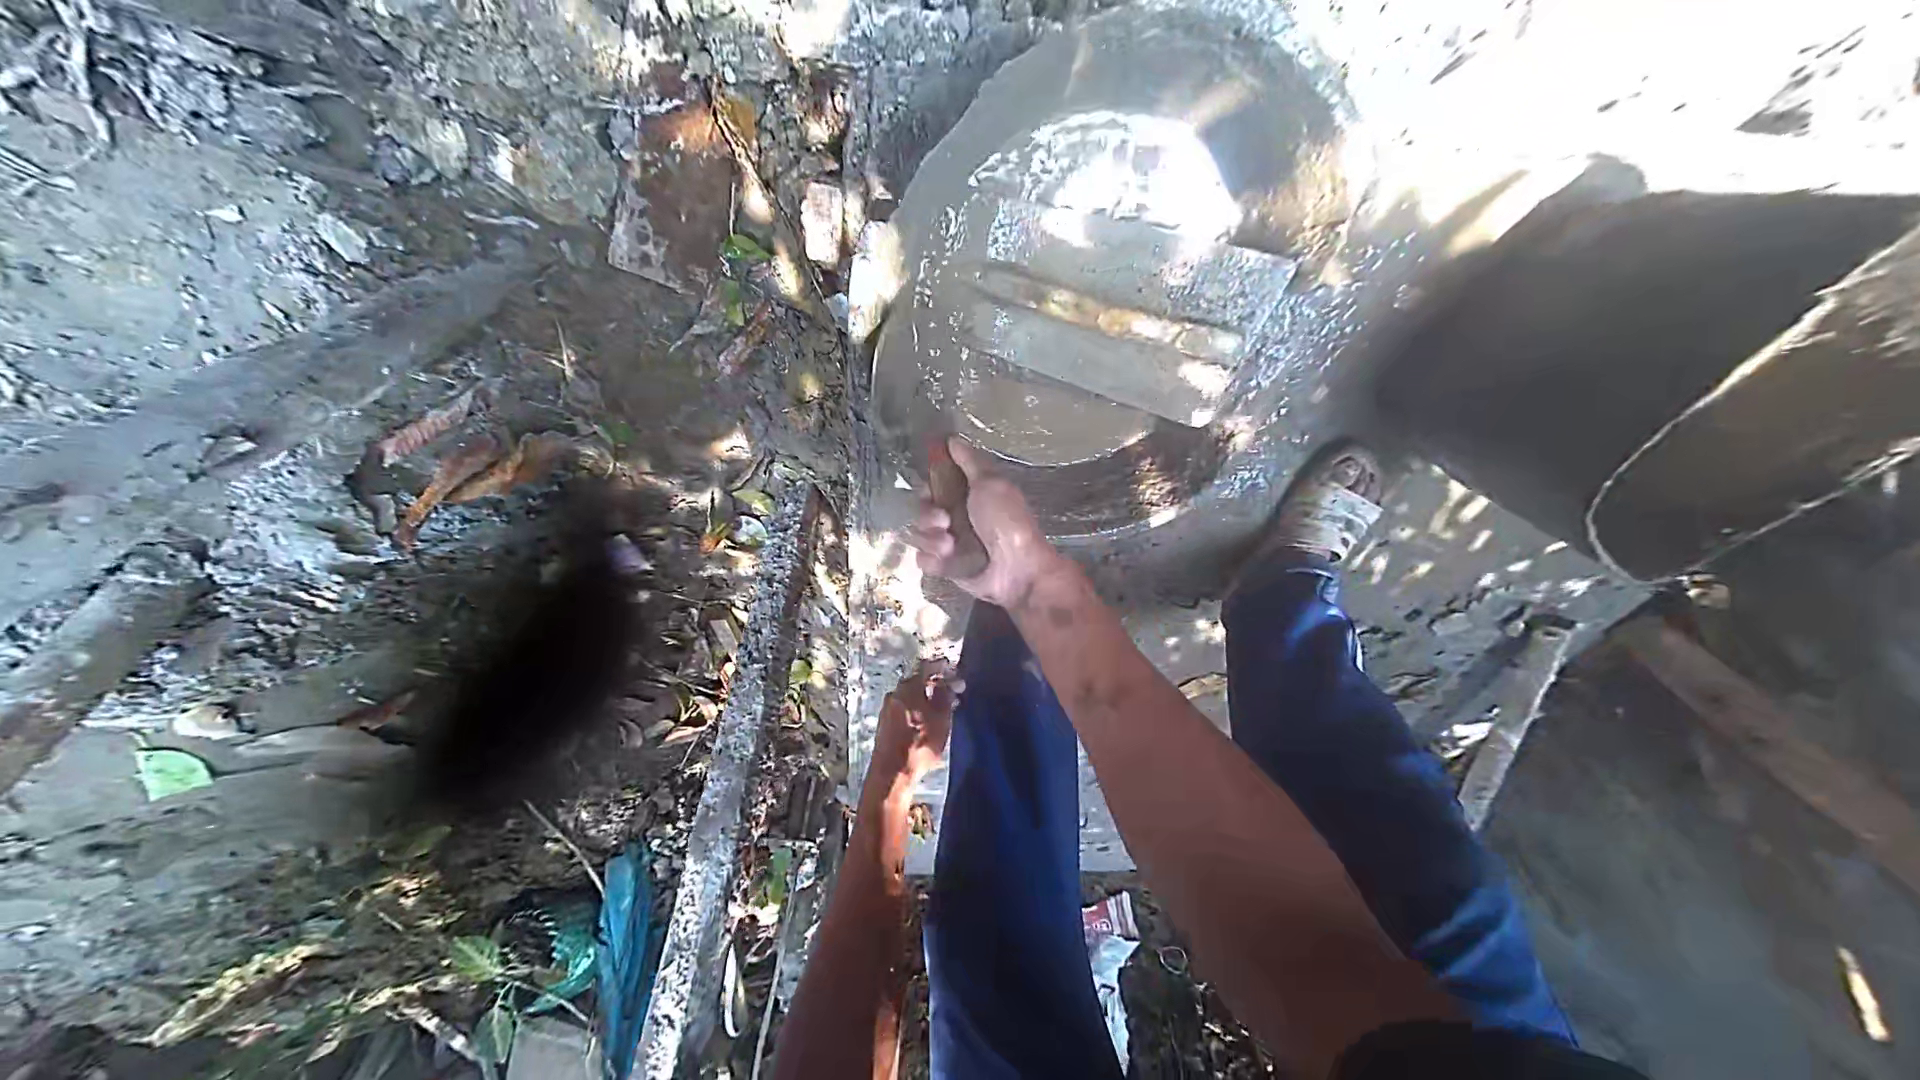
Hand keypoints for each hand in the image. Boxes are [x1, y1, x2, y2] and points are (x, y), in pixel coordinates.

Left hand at [868, 658, 959, 787]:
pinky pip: (904, 709)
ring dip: (926, 699)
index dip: (943, 668)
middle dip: (935, 685)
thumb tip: (949, 682)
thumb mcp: (942, 719)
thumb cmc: (919, 745)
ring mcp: (887, 709)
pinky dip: (917, 711)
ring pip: (910, 697)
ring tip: (942, 711)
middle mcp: (894, 693)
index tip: (954, 672)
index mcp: (908, 687)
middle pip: (917, 681)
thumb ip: (946, 696)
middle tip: (952, 692)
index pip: (927, 667)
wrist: (892, 773)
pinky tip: (926, 723)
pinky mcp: (884, 725)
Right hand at [910, 436, 1072, 608]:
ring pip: (918, 534)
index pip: (933, 485)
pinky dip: (932, 559)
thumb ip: (969, 461)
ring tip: (950, 545)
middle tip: (943, 521)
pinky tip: (947, 559)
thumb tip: (952, 439)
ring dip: (931, 538)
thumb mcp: (991, 483)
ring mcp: (950, 543)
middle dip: (927, 514)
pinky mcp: (946, 566)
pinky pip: (922, 559)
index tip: (931, 489)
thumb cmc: (1007, 522)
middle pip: (921, 509)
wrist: (1017, 569)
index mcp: (968, 494)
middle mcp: (956, 517)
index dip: (927, 486)